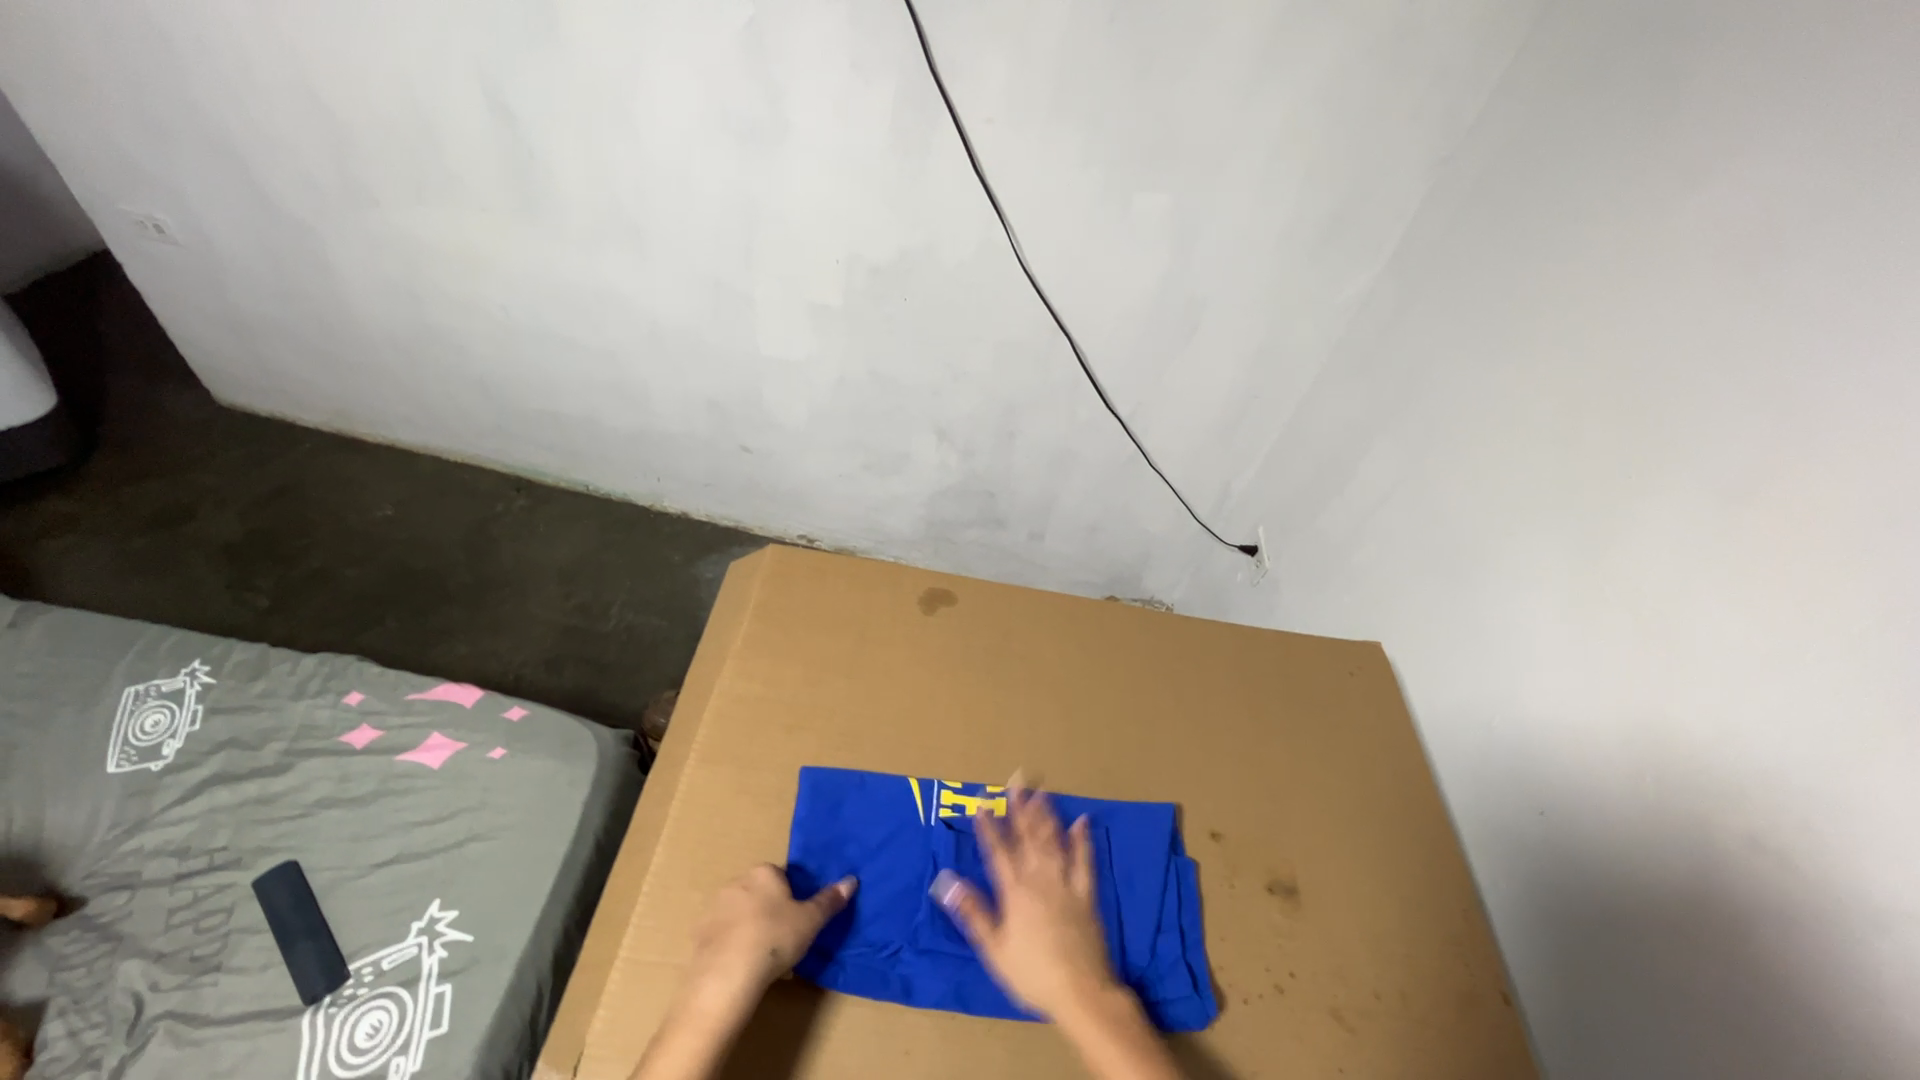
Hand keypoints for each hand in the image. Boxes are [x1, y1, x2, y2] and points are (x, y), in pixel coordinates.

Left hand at [684, 864, 855, 1008]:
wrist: (728, 974)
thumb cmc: (775, 938)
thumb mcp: (811, 920)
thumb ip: (830, 900)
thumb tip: (851, 880)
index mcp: (764, 872)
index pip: (782, 876)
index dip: (792, 897)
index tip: (797, 919)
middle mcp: (737, 881)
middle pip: (759, 892)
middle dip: (769, 909)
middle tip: (783, 937)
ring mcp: (714, 906)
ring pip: (739, 912)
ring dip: (748, 925)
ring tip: (762, 955)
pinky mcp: (699, 932)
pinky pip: (722, 933)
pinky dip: (731, 943)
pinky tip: (741, 963)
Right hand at [932, 783, 1119, 1020]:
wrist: (1080, 991)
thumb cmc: (1030, 973)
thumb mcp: (993, 948)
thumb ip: (972, 912)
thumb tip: (946, 881)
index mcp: (1015, 892)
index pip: (998, 852)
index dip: (989, 827)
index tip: (982, 803)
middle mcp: (1040, 880)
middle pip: (1028, 838)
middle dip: (1020, 809)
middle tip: (1017, 782)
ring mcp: (1066, 885)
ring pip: (1054, 843)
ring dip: (1047, 816)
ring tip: (1042, 793)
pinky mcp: (1087, 895)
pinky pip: (1085, 862)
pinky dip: (1083, 841)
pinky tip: (1082, 822)